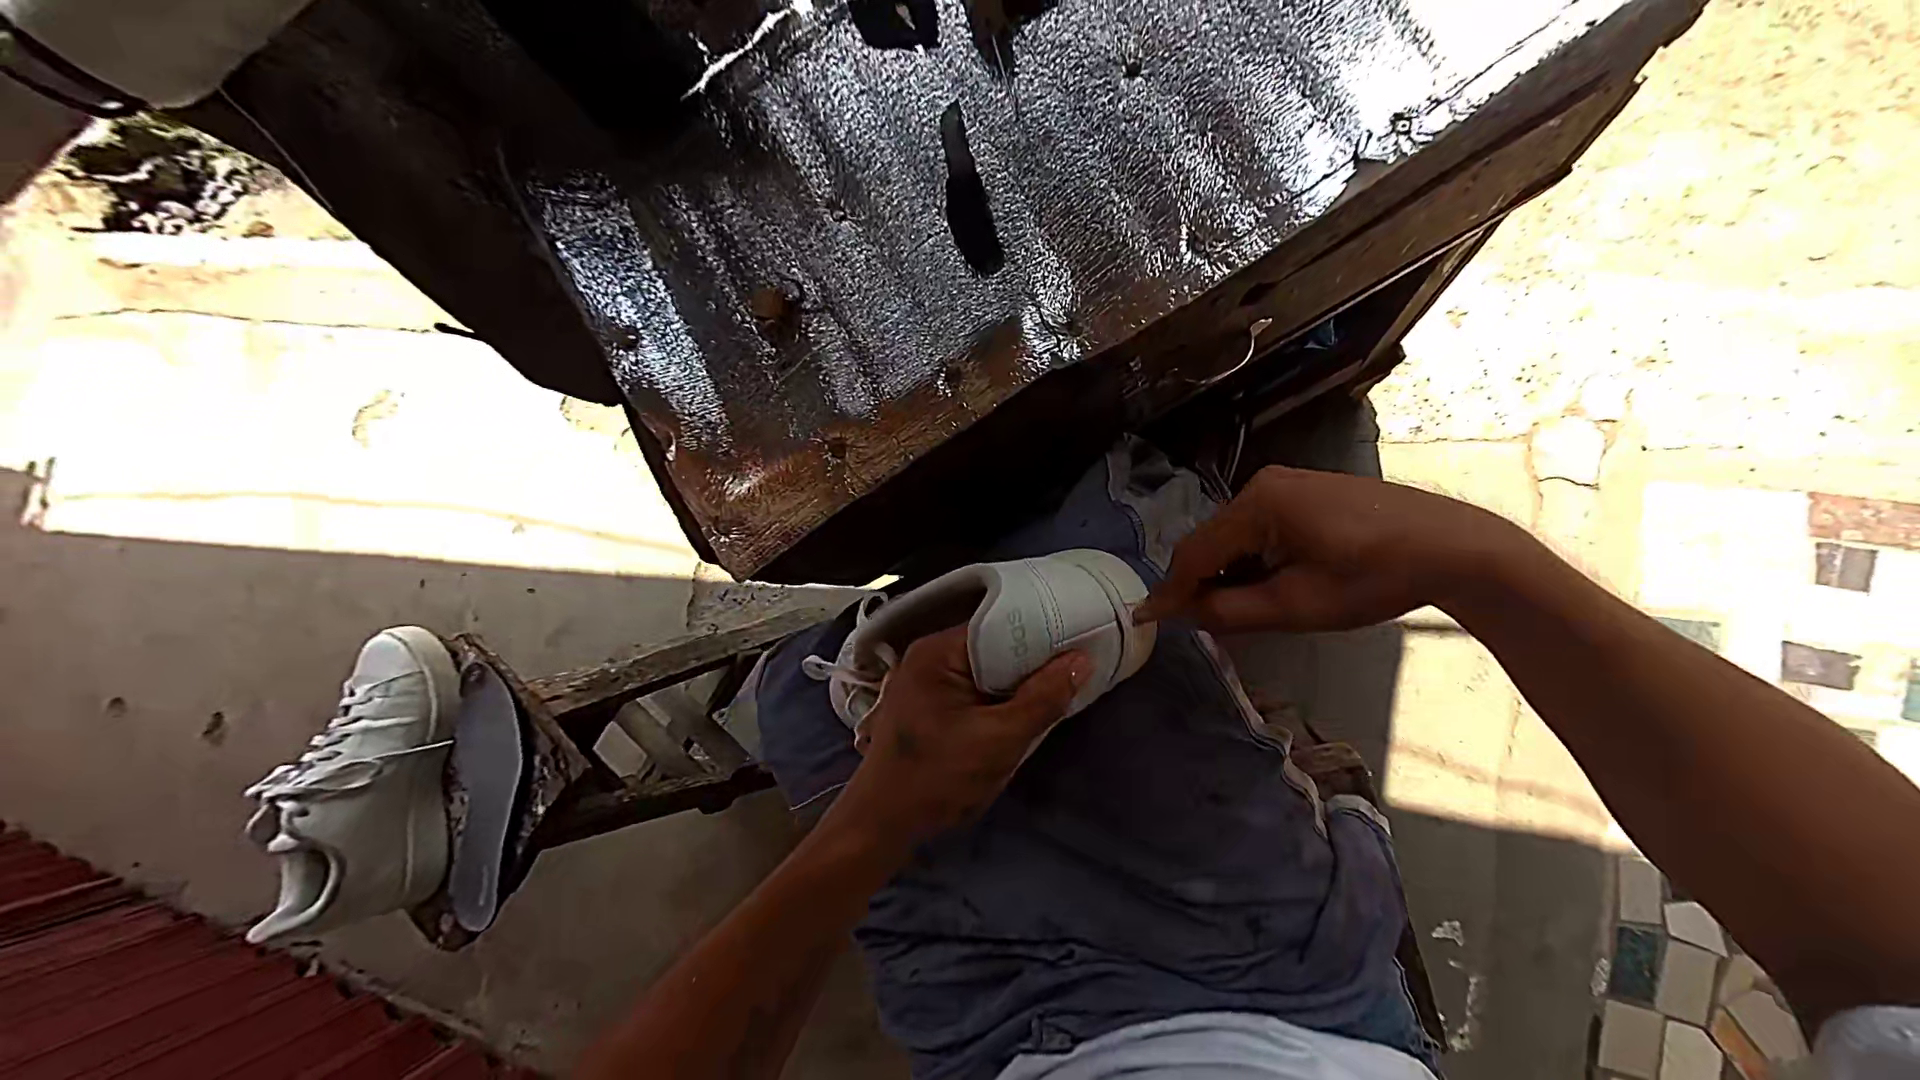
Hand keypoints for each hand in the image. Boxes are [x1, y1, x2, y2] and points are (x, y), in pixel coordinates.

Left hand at [826, 626, 1089, 850]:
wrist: (882, 825)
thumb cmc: (936, 779)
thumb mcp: (999, 740)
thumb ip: (1042, 699)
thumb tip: (1081, 660)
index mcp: (936, 651)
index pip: (998, 625)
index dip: (1040, 634)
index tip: (1078, 643)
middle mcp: (927, 656)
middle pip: (992, 646)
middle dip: (1030, 662)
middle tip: (1074, 668)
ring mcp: (925, 681)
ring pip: (985, 671)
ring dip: (1015, 684)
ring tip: (1056, 686)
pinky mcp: (928, 704)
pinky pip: (972, 688)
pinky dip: (997, 698)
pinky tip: (1021, 709)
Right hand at [1133, 465, 1527, 632]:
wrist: (1455, 547)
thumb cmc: (1376, 578)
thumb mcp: (1296, 605)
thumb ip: (1229, 610)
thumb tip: (1180, 613)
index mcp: (1257, 504)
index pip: (1195, 552)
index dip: (1171, 589)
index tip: (1146, 618)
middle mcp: (1261, 484)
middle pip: (1210, 541)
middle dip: (1200, 581)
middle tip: (1197, 621)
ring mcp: (1283, 484)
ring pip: (1231, 535)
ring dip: (1226, 571)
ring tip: (1236, 607)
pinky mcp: (1300, 491)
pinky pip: (1255, 527)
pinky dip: (1249, 557)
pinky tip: (1265, 580)